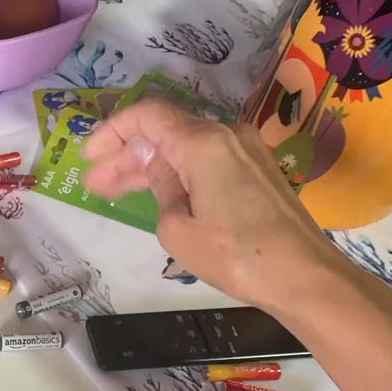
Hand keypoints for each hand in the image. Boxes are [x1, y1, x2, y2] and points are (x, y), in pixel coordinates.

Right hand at [82, 100, 349, 314]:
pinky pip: (204, 159)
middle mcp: (225, 135)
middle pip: (164, 130)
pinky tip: (156, 193)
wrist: (302, 275)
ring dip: (148, 165)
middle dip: (125, 154)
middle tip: (94, 183)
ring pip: (183, 146)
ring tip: (114, 191)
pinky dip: (175, 172)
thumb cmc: (234, 254)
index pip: (147, 115)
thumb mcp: (176, 227)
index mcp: (202, 143)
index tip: (89, 157)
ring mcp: (244, 151)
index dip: (112, 131)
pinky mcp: (254, 170)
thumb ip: (160, 187)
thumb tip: (155, 167)